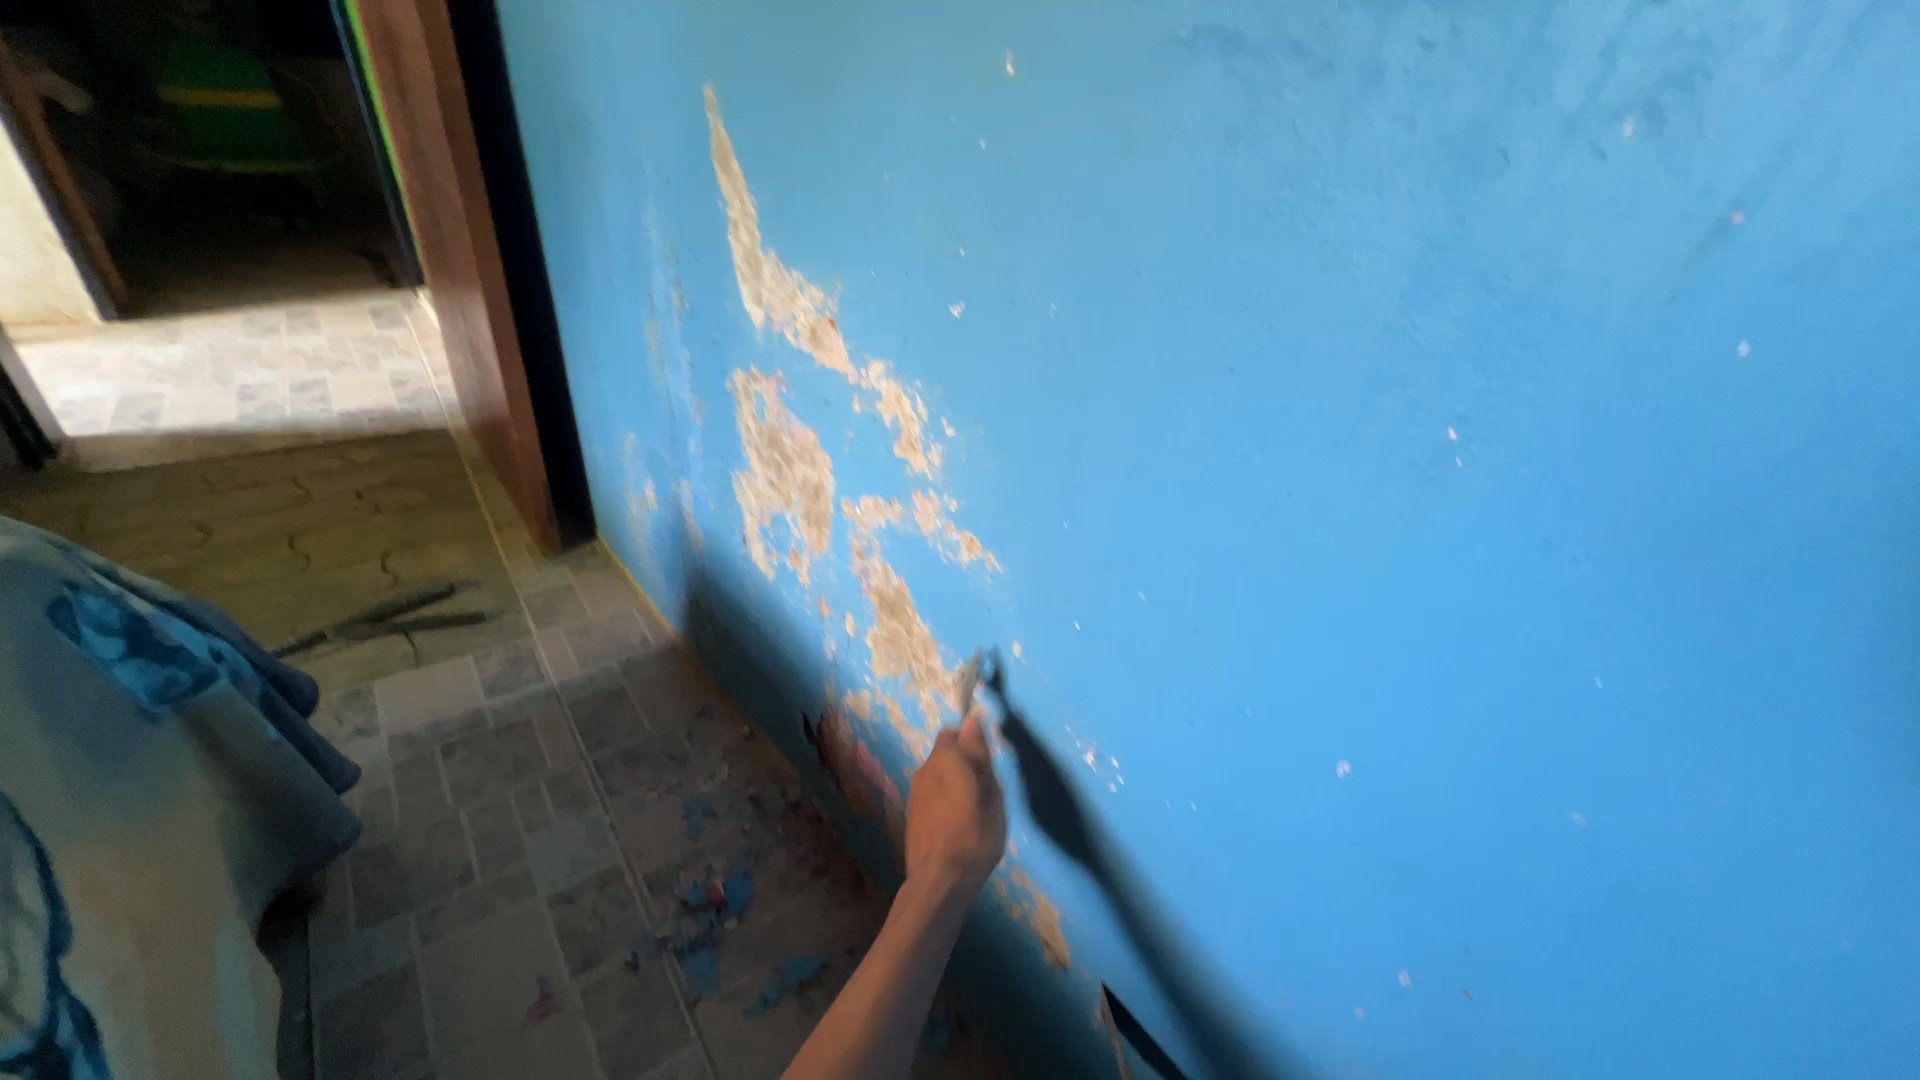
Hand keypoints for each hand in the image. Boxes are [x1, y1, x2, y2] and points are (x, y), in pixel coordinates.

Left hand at [905, 709, 1007, 900]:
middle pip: (946, 752)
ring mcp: (915, 790)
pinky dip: (943, 798)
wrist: (938, 881)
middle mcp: (925, 768)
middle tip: (983, 790)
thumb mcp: (990, 795)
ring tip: (971, 811)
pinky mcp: (911, 810)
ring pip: (938, 772)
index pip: (957, 733)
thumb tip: (972, 720)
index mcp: (946, 759)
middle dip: (963, 762)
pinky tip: (954, 823)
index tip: (987, 768)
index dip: (972, 745)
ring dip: (953, 781)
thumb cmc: (974, 838)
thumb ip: (979, 756)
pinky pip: (931, 791)